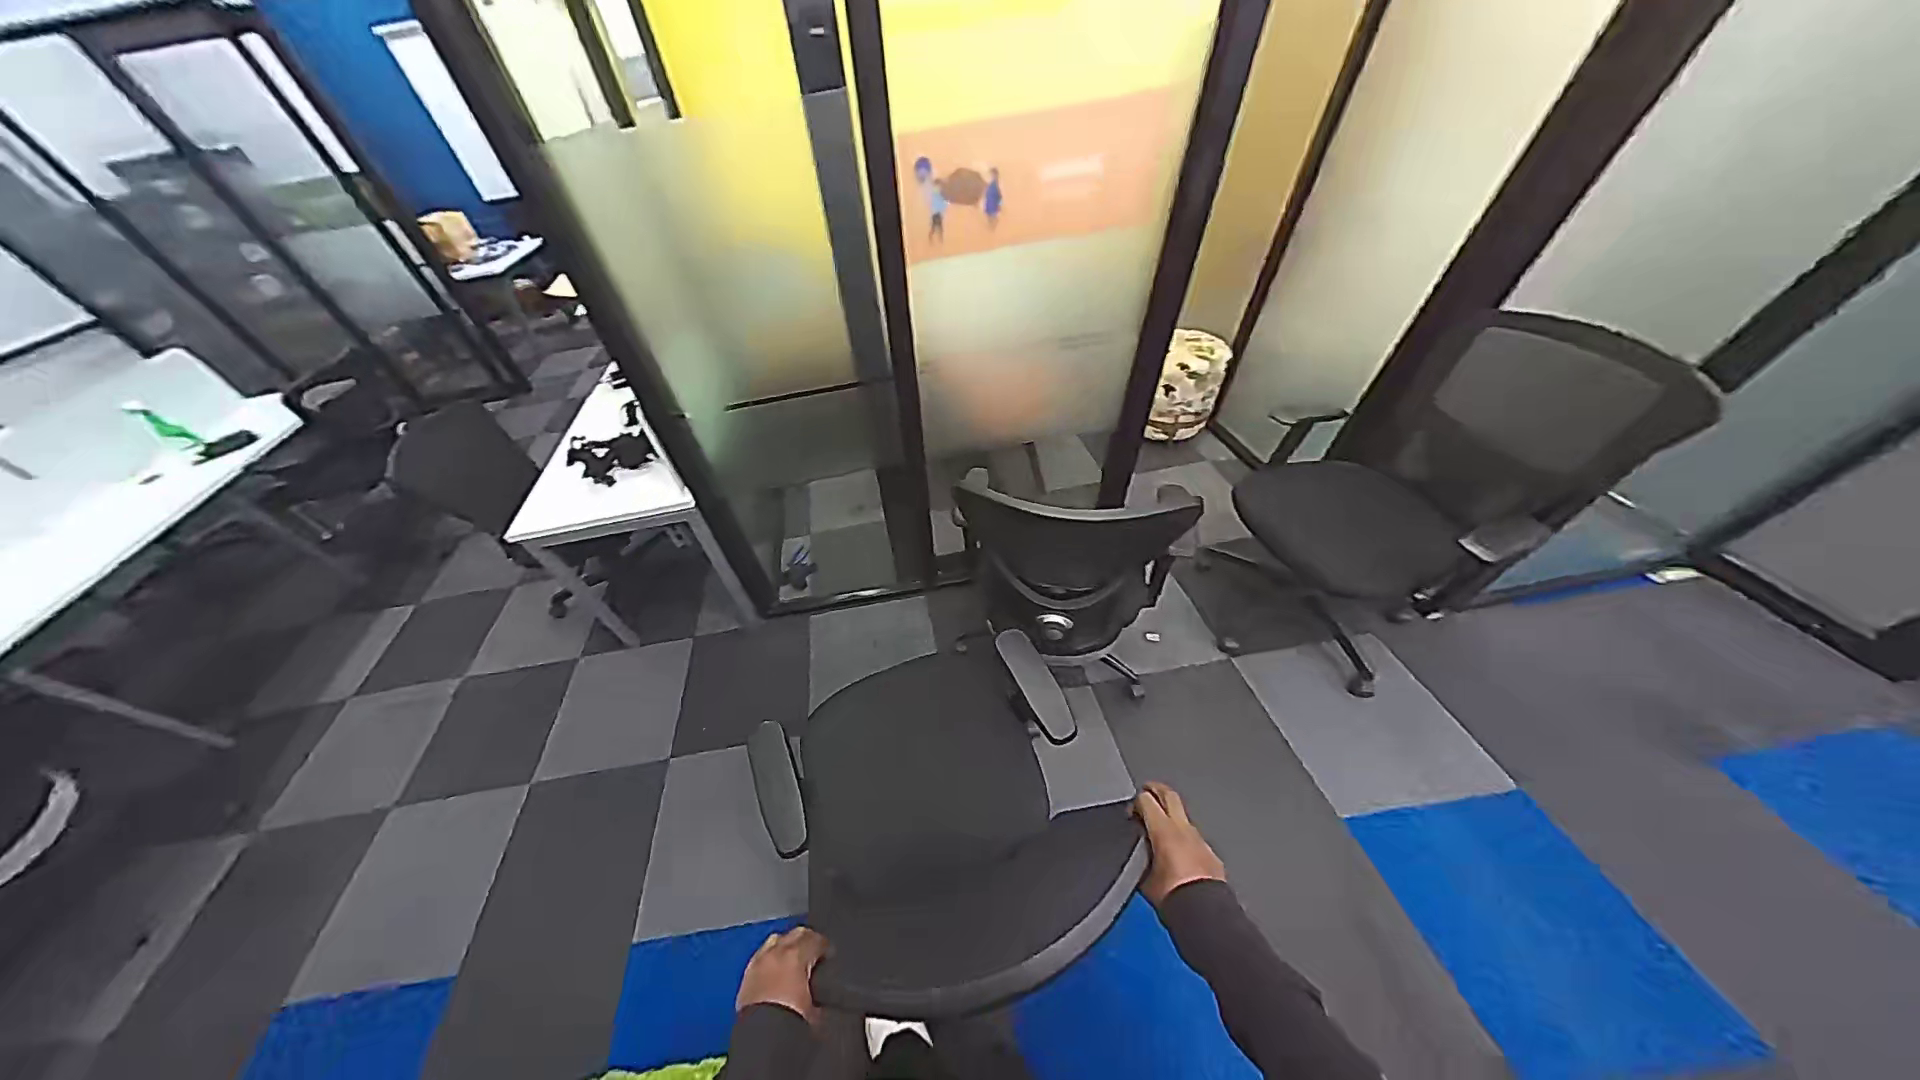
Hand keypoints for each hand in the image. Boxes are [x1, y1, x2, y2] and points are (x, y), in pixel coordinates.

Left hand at [736, 927, 830, 1022]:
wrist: (760, 1039)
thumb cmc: (789, 1021)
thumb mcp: (815, 1007)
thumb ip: (820, 990)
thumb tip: (822, 995)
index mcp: (798, 954)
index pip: (818, 940)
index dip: (826, 947)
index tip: (829, 954)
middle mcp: (778, 951)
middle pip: (797, 933)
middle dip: (807, 939)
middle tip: (814, 951)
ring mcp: (760, 960)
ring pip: (777, 939)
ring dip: (787, 944)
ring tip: (793, 957)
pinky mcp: (747, 973)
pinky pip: (762, 955)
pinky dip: (770, 957)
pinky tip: (774, 968)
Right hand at [1134, 781, 1225, 904]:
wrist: (1204, 915)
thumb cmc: (1172, 896)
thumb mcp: (1143, 875)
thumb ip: (1139, 854)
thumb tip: (1136, 850)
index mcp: (1163, 830)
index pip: (1146, 799)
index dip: (1136, 800)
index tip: (1131, 808)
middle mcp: (1184, 829)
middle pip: (1169, 795)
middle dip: (1156, 790)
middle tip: (1147, 791)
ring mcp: (1200, 840)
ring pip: (1184, 817)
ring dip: (1172, 816)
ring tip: (1161, 825)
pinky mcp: (1211, 853)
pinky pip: (1195, 838)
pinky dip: (1184, 837)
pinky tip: (1178, 850)